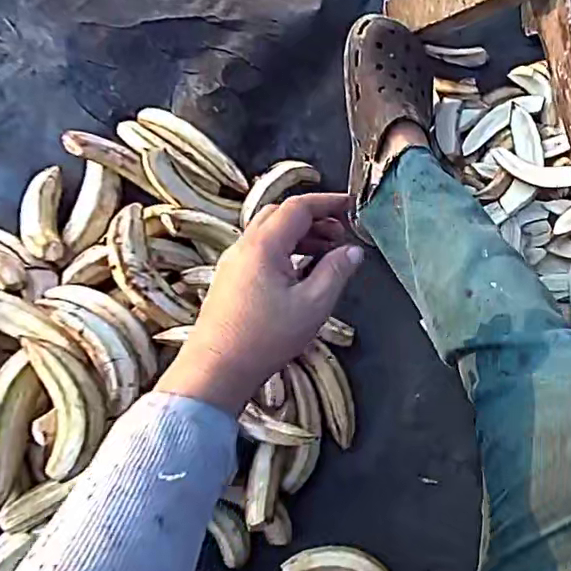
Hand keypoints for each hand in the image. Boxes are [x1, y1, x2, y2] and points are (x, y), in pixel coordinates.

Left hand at [156, 193, 363, 414]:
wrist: (217, 368)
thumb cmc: (266, 337)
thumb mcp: (314, 304)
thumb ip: (336, 271)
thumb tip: (353, 251)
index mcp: (263, 247)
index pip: (297, 208)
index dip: (326, 202)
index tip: (350, 204)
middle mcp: (244, 248)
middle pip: (280, 215)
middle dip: (314, 217)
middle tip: (341, 231)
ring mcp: (234, 263)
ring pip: (270, 233)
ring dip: (301, 234)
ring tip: (329, 251)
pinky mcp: (231, 279)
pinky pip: (262, 251)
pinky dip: (287, 249)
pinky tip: (304, 270)